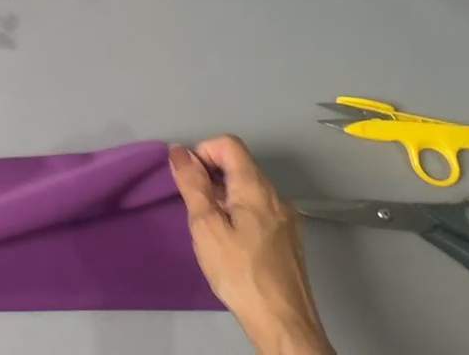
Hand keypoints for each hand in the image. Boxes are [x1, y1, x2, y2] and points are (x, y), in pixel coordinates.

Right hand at [170, 137, 334, 354]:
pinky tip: (231, 242)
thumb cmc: (238, 271)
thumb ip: (192, 184)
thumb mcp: (205, 225)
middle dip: (211, 176)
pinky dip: (239, 212)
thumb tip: (179, 150)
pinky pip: (259, 209)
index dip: (202, 152)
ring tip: (212, 228)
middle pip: (239, 164)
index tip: (190, 181)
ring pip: (248, 188)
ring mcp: (287, 219)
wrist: (283, 323)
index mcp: (257, 188)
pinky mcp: (289, 239)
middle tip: (196, 208)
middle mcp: (277, 197)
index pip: (228, 144)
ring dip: (224, 196)